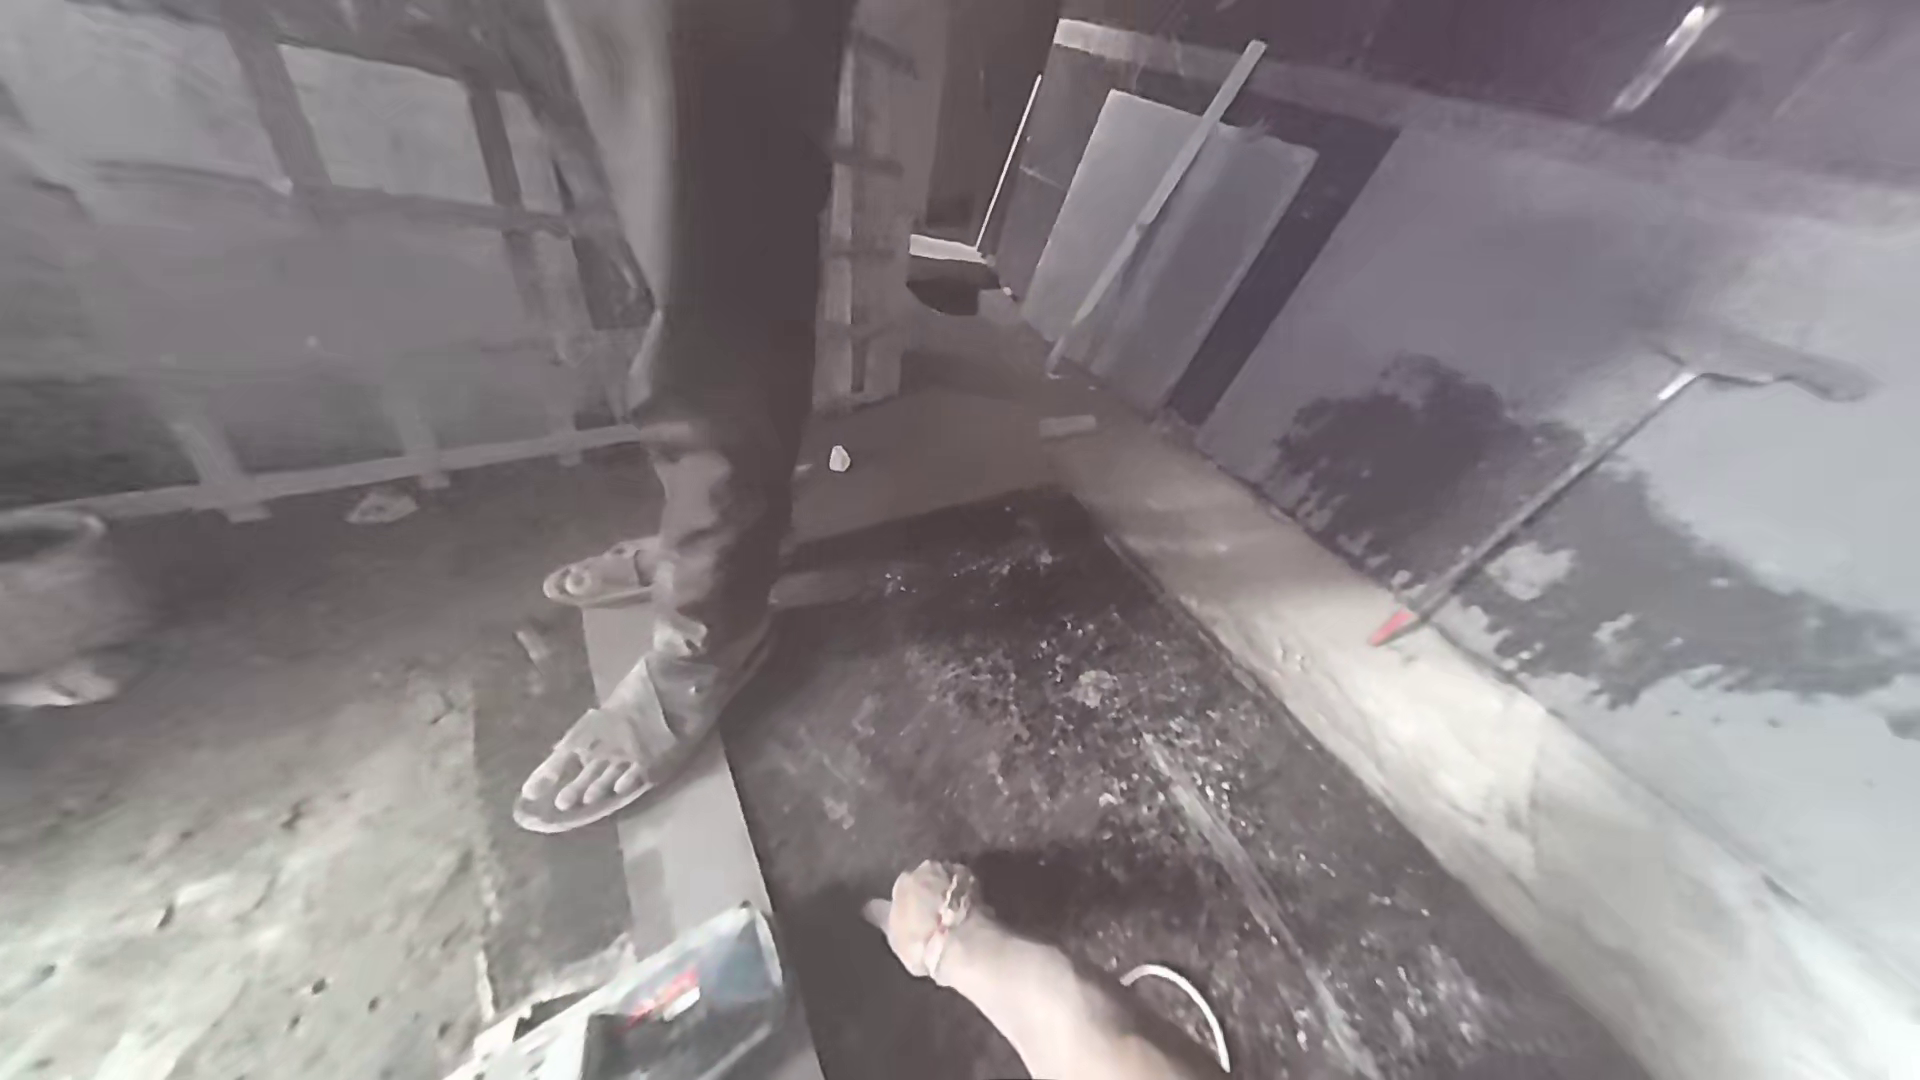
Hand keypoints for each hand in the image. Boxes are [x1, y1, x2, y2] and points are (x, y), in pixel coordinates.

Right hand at [864, 859, 967, 978]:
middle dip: (928, 890)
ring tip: (950, 913)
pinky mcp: (975, 880)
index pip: (903, 886)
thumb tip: (866, 905)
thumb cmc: (921, 941)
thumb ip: (881, 916)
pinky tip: (965, 910)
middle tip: (932, 913)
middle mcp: (927, 867)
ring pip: (945, 878)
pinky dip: (963, 894)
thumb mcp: (893, 935)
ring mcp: (953, 871)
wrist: (963, 941)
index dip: (909, 902)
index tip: (914, 918)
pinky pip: (964, 885)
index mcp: (904, 880)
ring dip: (946, 890)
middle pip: (925, 877)